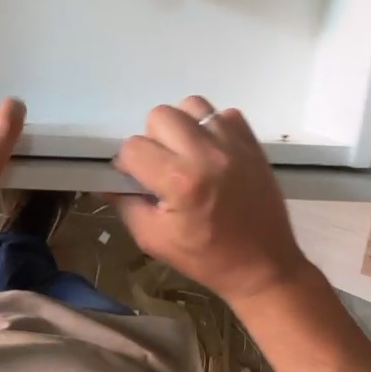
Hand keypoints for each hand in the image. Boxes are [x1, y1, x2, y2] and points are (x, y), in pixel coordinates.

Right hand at [111, 96, 308, 305]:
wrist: (263, 266)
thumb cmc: (205, 258)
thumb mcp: (153, 239)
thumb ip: (125, 204)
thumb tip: (107, 181)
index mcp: (180, 181)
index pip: (133, 147)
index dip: (127, 164)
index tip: (136, 181)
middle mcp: (207, 154)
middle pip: (159, 116)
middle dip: (152, 140)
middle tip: (161, 167)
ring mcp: (233, 144)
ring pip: (192, 106)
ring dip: (181, 127)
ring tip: (186, 154)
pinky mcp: (252, 143)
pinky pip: (224, 114)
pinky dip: (211, 128)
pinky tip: (211, 154)